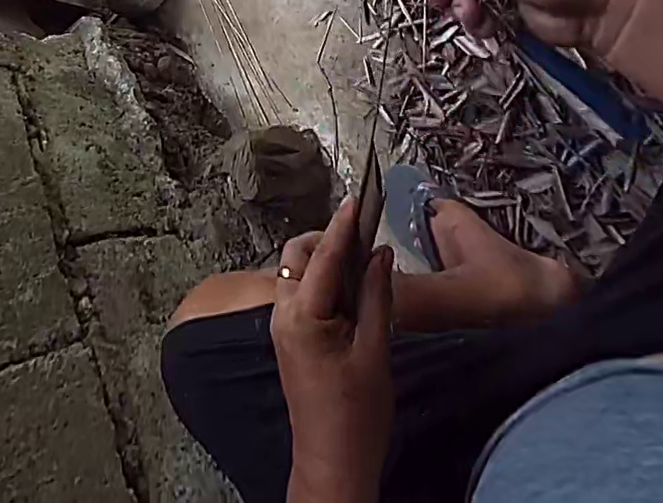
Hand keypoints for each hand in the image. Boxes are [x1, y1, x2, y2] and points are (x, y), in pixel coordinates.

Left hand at [272, 198, 394, 502]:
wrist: (332, 465)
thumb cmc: (357, 414)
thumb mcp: (374, 350)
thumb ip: (376, 294)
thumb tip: (380, 251)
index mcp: (302, 317)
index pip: (323, 256)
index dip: (341, 225)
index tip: (355, 198)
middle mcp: (283, 314)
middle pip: (297, 254)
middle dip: (325, 238)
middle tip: (360, 235)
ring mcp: (282, 325)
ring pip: (295, 269)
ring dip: (322, 256)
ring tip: (358, 257)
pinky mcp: (289, 335)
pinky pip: (299, 289)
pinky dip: (321, 276)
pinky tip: (348, 284)